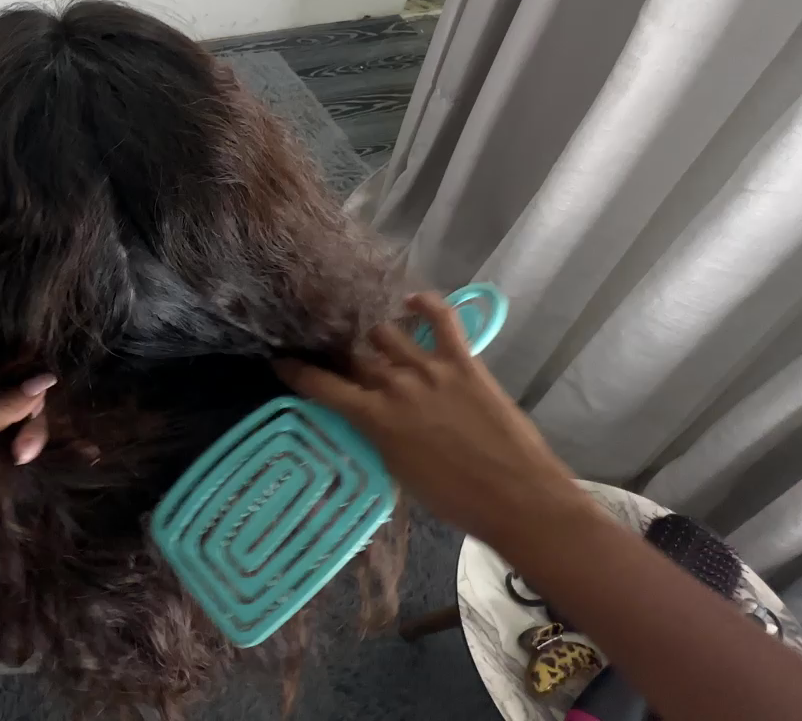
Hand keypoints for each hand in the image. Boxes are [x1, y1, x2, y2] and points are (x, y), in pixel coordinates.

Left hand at [0, 375, 55, 625]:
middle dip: (27, 417)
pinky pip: (12, 462)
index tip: (44, 389)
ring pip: (14, 434)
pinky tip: (32, 462)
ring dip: (28, 439)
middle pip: (10, 406)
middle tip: (27, 445)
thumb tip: (46, 379)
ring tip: (24, 459)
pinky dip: (25, 460)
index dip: (19, 380)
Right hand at [274, 292, 594, 549]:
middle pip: (351, 354)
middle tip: (327, 346)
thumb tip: (362, 413)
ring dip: (374, 333)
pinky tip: (410, 301)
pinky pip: (441, 319)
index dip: (295, 370)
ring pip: (385, 332)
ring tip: (369, 332)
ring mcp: (429, 368)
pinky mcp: (462, 361)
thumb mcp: (395, 470)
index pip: (320, 384)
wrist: (519, 500)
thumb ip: (373, 433)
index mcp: (373, 417)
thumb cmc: (454, 498)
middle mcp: (394, 384)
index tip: (281, 361)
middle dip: (333, 349)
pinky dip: (424, 304)